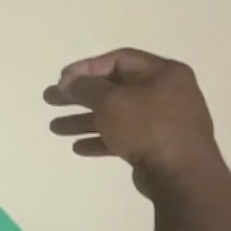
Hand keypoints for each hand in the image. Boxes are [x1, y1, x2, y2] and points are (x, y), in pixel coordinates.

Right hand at [44, 48, 222, 196]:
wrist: (181, 171)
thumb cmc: (147, 126)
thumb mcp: (111, 100)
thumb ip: (85, 87)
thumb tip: (69, 81)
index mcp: (162, 73)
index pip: (118, 60)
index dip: (86, 67)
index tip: (60, 79)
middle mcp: (165, 92)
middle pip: (113, 88)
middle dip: (78, 95)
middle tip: (50, 100)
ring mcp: (162, 120)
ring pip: (115, 114)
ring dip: (83, 120)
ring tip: (55, 128)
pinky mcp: (156, 143)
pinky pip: (123, 135)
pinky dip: (100, 138)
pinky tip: (79, 147)